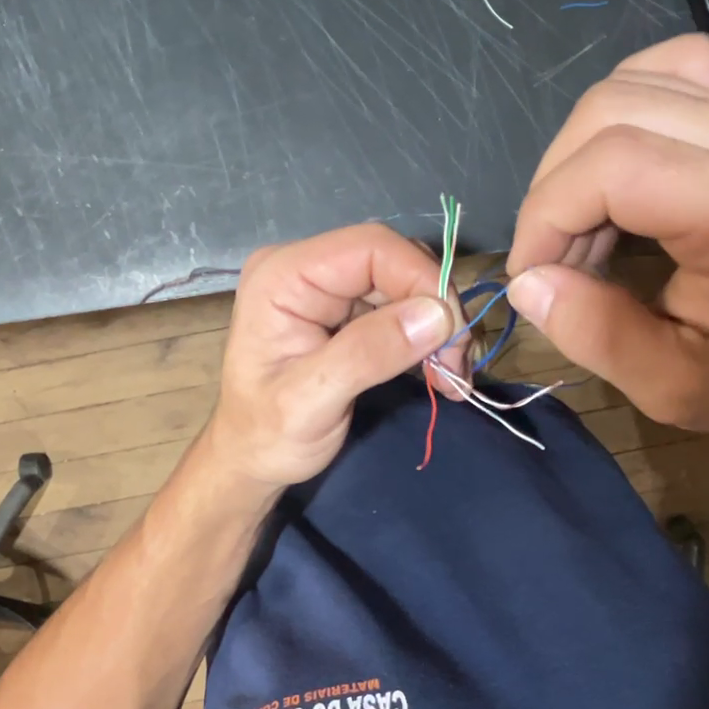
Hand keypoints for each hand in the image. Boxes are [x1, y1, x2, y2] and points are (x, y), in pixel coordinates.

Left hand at [206, 223, 455, 487]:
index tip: (452, 334)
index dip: (422, 280)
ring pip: (404, 285)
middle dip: (435, 309)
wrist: (251, 460)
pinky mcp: (345, 312)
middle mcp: (305, 270)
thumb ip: (367, 354)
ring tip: (452, 377)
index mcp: (283, 277)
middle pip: (393, 262)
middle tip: (456, 365)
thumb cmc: (267, 436)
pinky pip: (399, 309)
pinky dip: (426, 339)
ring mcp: (326, 290)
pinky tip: (440, 373)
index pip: (370, 247)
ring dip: (437, 328)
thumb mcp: (311, 402)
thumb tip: (436, 315)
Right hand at [504, 34, 708, 436]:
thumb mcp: (670, 389)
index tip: (531, 278)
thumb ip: (599, 337)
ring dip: (577, 160)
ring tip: (581, 232)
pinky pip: (664, 74)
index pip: (614, 163)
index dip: (547, 215)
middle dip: (554, 191)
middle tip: (554, 264)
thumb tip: (527, 284)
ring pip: (627, 87)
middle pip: (611, 113)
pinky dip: (615, 121)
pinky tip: (610, 182)